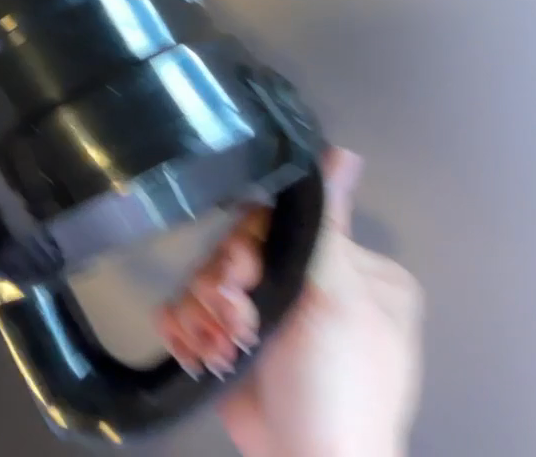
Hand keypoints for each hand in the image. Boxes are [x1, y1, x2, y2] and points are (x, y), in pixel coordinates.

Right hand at [159, 149, 423, 456]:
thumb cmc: (335, 382)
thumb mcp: (336, 301)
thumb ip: (326, 228)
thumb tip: (342, 154)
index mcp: (349, 274)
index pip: (275, 226)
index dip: (246, 246)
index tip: (243, 279)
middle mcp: (310, 287)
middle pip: (231, 254)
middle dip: (219, 290)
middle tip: (232, 321)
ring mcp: (270, 315)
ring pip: (204, 282)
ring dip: (202, 315)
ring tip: (217, 348)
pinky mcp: (233, 339)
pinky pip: (188, 310)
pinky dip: (186, 329)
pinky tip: (198, 351)